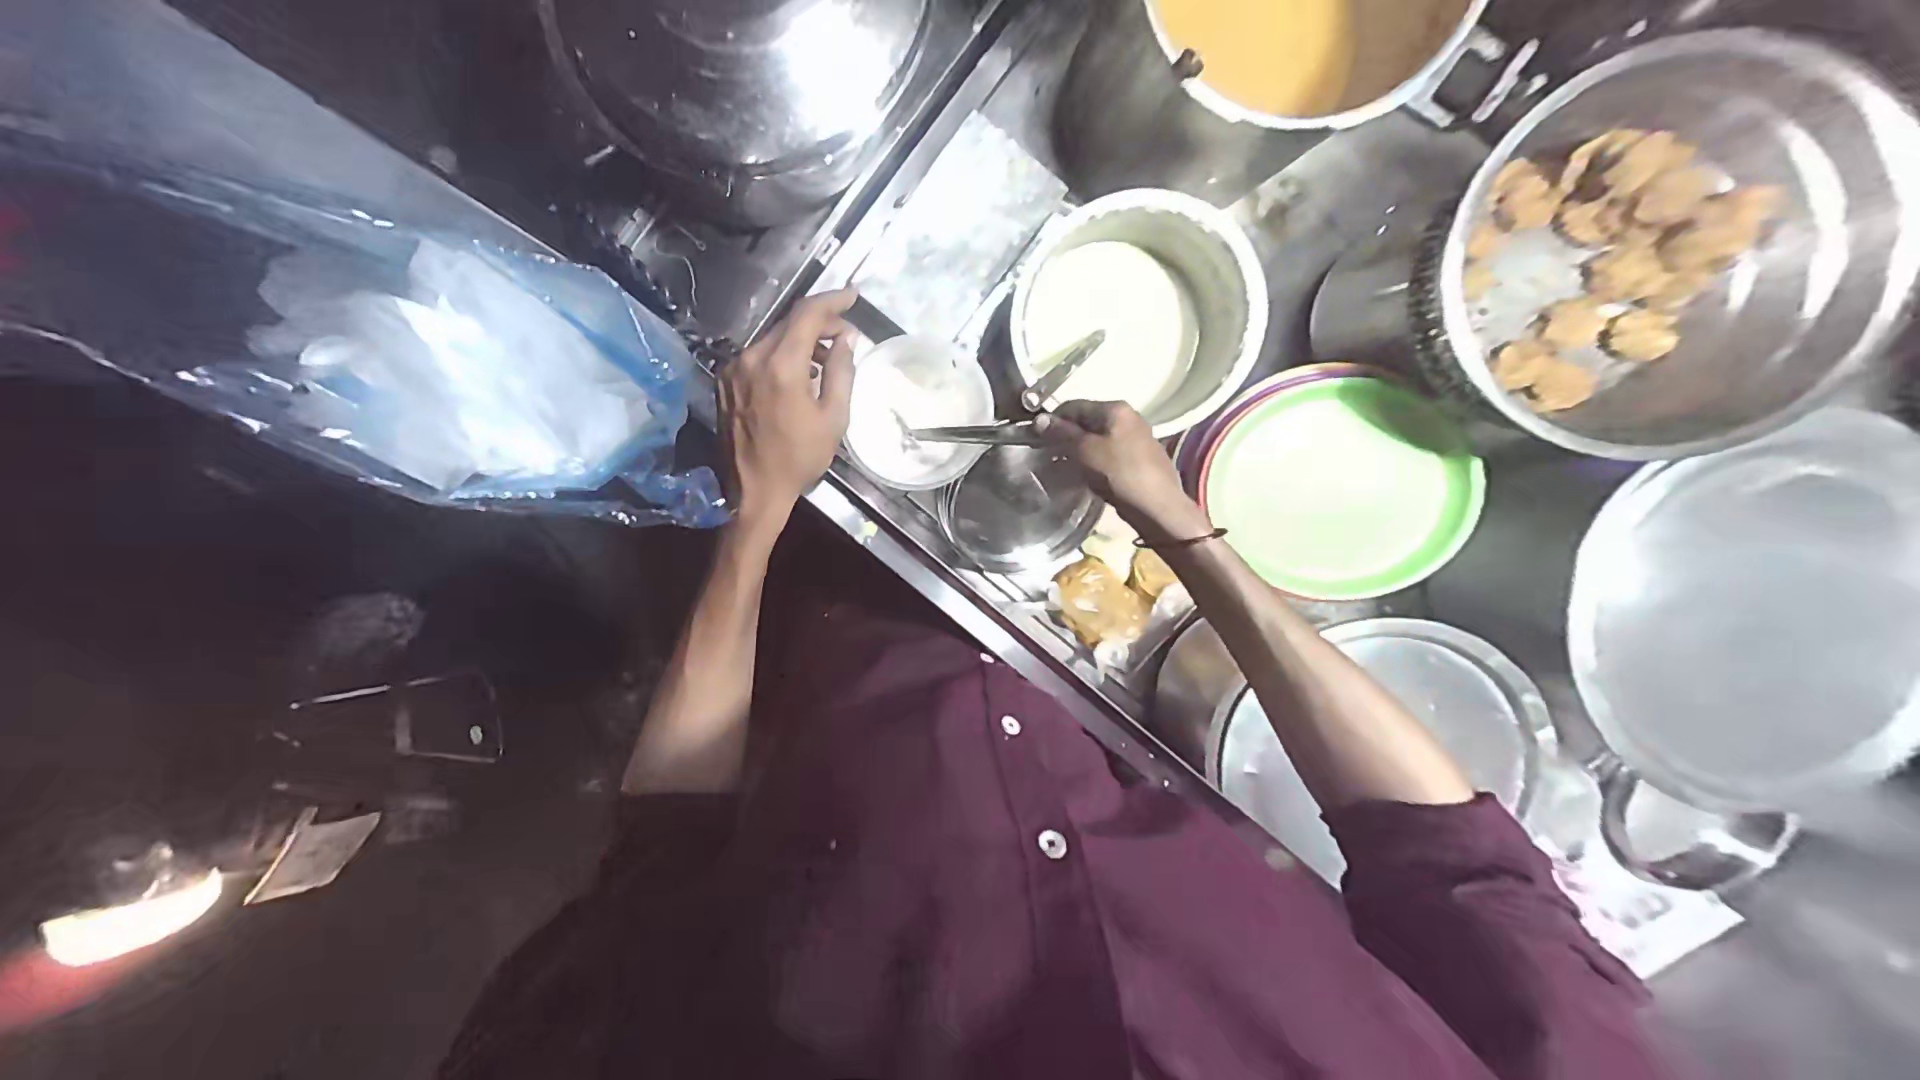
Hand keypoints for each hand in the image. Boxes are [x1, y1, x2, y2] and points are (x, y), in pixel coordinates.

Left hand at [719, 288, 859, 535]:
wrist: (753, 490)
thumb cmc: (799, 459)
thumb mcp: (834, 419)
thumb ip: (842, 372)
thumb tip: (846, 340)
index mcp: (781, 366)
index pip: (807, 314)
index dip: (833, 300)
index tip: (853, 296)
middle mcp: (752, 358)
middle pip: (789, 323)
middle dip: (820, 321)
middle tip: (846, 334)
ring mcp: (734, 368)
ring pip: (773, 338)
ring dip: (802, 340)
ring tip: (827, 357)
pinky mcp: (725, 381)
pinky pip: (758, 355)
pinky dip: (782, 355)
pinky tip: (799, 374)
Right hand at [1036, 400, 1210, 541]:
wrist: (1156, 506)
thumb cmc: (1118, 473)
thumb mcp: (1084, 451)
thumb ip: (1062, 433)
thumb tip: (1040, 418)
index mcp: (1115, 408)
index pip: (1075, 405)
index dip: (1054, 420)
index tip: (1039, 438)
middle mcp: (1130, 416)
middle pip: (1088, 420)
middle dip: (1068, 436)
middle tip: (1051, 455)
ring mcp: (1138, 436)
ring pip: (1100, 437)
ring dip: (1082, 449)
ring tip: (1068, 467)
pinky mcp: (1142, 457)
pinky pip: (1111, 452)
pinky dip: (1097, 459)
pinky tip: (1091, 474)